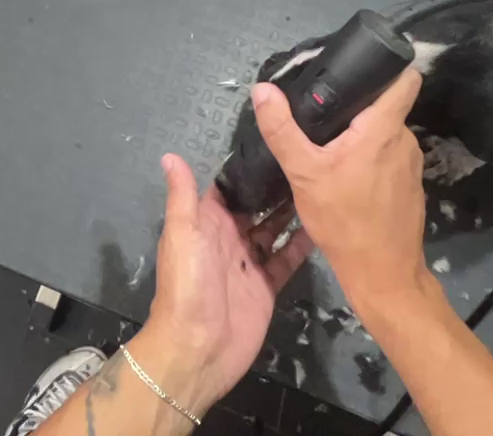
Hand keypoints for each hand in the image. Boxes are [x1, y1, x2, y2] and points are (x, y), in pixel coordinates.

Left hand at [144, 153, 313, 406]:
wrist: (198, 347)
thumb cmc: (187, 283)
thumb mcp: (182, 232)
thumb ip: (182, 194)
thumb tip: (169, 154)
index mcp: (206, 221)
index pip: (228, 188)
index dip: (246, 170)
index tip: (273, 144)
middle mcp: (228, 237)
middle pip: (254, 207)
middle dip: (274, 188)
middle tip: (306, 163)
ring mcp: (249, 262)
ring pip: (273, 230)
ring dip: (291, 212)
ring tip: (317, 187)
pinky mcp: (267, 286)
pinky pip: (286, 260)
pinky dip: (302, 245)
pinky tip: (323, 225)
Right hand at [249, 69, 438, 307]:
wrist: (382, 276)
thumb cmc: (345, 219)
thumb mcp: (303, 172)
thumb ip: (281, 129)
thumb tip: (262, 89)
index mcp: (384, 128)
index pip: (404, 78)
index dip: (388, 63)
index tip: (359, 59)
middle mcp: (403, 140)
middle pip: (384, 104)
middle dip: (356, 102)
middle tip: (321, 106)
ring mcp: (410, 165)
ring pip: (384, 131)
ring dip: (360, 131)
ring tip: (328, 138)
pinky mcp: (408, 186)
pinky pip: (387, 155)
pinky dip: (368, 154)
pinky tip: (344, 170)